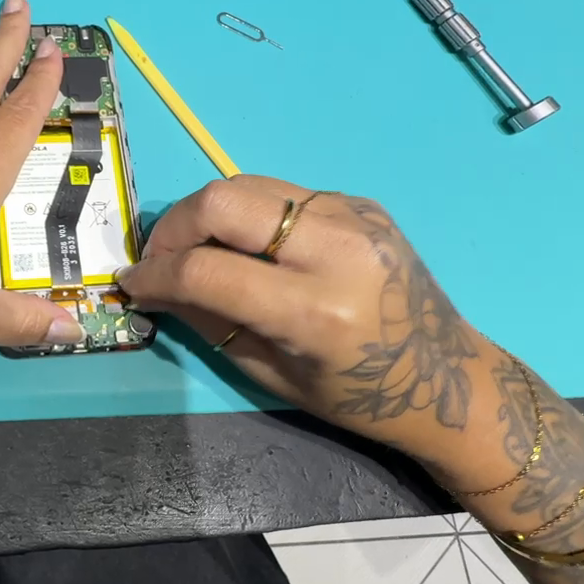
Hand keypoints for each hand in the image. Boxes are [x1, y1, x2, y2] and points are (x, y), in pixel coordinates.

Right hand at [117, 176, 497, 466]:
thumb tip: (150, 285)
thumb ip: (205, 319)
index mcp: (316, 311)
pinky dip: (243, 214)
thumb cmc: (357, 397)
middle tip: (159, 258)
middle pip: (221, 202)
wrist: (451, 379)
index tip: (133, 283)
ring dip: (203, 215)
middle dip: (172, 227)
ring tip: (193, 249)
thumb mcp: (269, 372)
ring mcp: (353, 217)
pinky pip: (277, 193)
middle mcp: (337, 250)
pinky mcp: (359, 203)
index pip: (206, 270)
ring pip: (243, 185)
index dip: (155, 274)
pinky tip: (243, 245)